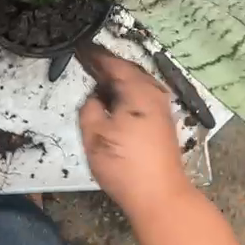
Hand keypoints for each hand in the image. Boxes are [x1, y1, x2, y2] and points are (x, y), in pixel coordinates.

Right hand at [76, 42, 195, 222]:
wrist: (159, 195)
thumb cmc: (124, 164)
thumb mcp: (94, 136)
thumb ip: (89, 109)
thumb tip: (94, 99)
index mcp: (138, 91)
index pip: (114, 64)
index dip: (96, 57)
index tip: (81, 50)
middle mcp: (154, 95)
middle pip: (130, 72)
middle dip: (109, 68)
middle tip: (88, 63)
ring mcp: (162, 110)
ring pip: (138, 86)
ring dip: (119, 82)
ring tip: (99, 83)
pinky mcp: (163, 125)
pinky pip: (142, 99)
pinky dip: (127, 95)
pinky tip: (116, 105)